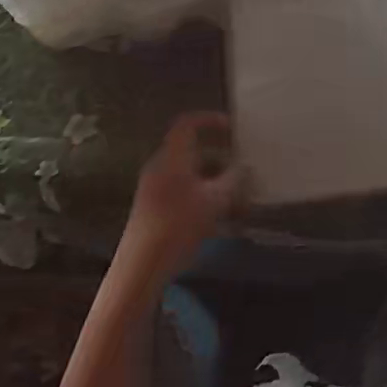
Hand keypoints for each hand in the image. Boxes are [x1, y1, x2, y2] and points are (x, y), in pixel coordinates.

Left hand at [118, 112, 242, 283]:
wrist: (141, 266)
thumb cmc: (178, 225)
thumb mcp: (215, 201)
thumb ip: (233, 180)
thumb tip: (244, 166)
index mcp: (172, 157)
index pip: (188, 124)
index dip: (210, 120)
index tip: (233, 127)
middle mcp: (161, 167)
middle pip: (194, 152)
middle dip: (222, 159)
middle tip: (244, 167)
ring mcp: (156, 189)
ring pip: (192, 175)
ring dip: (217, 182)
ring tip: (241, 199)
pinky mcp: (156, 210)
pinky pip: (186, 192)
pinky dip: (206, 197)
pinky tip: (224, 219)